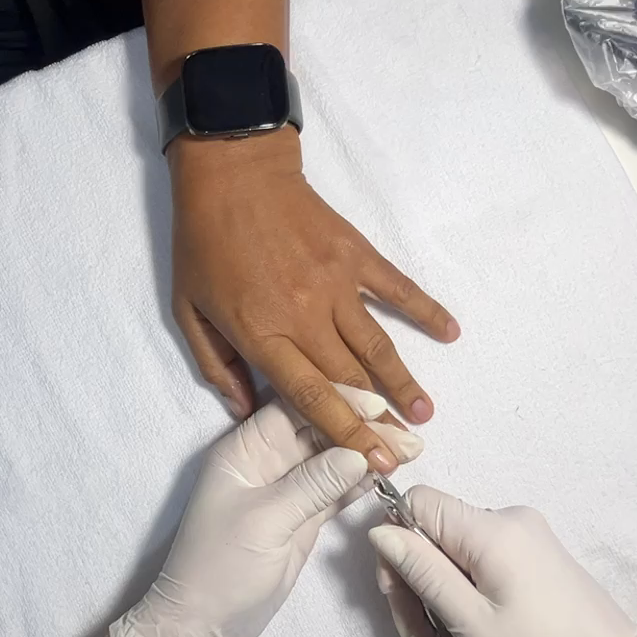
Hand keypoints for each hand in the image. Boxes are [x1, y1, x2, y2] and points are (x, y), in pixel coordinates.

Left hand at [111, 385, 421, 636]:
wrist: (204, 624)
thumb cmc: (220, 565)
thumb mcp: (265, 520)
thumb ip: (313, 484)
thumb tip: (360, 452)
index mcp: (244, 448)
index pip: (294, 409)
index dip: (335, 402)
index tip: (378, 405)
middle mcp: (266, 459)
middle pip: (319, 431)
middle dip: (362, 429)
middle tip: (408, 435)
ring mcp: (286, 488)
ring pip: (333, 459)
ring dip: (369, 454)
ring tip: (412, 450)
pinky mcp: (302, 515)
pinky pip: (335, 490)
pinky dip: (361, 482)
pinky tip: (389, 473)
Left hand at [168, 130, 458, 473]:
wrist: (232, 172)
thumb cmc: (203, 243)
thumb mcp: (187, 309)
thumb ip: (215, 364)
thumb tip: (245, 410)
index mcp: (262, 333)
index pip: (310, 396)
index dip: (343, 435)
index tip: (372, 464)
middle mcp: (305, 316)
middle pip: (350, 380)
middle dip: (378, 424)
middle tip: (404, 454)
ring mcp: (337, 284)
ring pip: (377, 345)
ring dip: (403, 383)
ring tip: (424, 414)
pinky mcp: (356, 255)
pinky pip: (397, 288)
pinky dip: (425, 309)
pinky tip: (449, 331)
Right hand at [368, 488, 636, 636]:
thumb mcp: (471, 623)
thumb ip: (421, 571)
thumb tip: (378, 530)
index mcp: (492, 529)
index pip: (418, 501)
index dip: (395, 541)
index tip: (396, 593)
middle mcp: (509, 519)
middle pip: (432, 529)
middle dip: (413, 578)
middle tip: (415, 635)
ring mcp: (525, 536)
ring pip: (452, 549)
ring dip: (435, 592)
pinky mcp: (535, 555)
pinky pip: (478, 559)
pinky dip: (462, 591)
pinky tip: (464, 631)